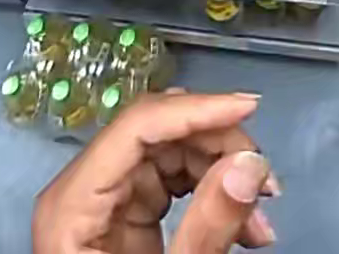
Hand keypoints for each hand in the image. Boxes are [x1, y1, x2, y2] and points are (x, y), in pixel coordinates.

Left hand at [33, 91, 278, 253]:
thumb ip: (205, 230)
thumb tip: (251, 164)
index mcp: (73, 201)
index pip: (139, 125)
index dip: (196, 109)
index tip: (249, 109)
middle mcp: (86, 185)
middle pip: (160, 133)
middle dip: (219, 146)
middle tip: (265, 181)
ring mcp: (108, 196)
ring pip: (174, 151)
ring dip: (223, 171)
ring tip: (261, 215)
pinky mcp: (128, 210)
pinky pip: (175, 180)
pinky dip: (212, 192)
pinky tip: (244, 223)